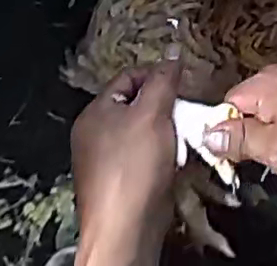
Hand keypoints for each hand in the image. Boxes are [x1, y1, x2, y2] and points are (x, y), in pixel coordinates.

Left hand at [72, 61, 181, 265]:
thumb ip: (164, 78)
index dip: (158, 75)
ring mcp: (106, 155)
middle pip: (139, 98)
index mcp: (94, 113)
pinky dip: (164, 144)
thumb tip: (173, 50)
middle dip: (166, 101)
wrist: (127, 227)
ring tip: (180, 132)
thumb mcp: (154, 111)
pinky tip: (173, 152)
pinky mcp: (121, 174)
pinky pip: (146, 146)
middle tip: (182, 109)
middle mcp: (95, 132)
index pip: (131, 75)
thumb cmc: (135, 165)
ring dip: (168, 123)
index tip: (180, 85)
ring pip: (147, 123)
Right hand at [205, 64, 276, 192]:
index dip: (225, 135)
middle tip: (266, 158)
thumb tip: (209, 132)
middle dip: (253, 135)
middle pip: (249, 107)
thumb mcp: (273, 149)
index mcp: (266, 82)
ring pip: (273, 110)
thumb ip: (239, 140)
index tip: (233, 158)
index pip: (225, 106)